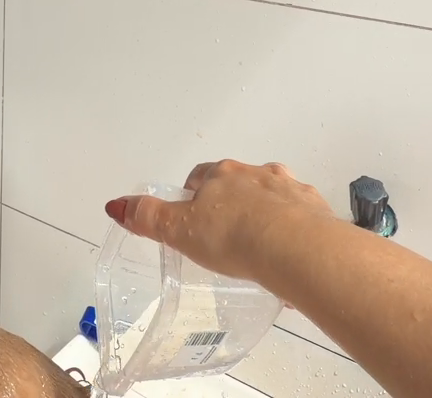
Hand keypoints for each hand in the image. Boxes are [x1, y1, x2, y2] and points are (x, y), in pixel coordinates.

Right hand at [104, 159, 339, 284]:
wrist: (297, 249)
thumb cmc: (233, 237)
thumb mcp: (181, 230)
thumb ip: (149, 217)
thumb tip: (115, 204)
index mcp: (221, 175)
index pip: (200, 176)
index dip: (194, 194)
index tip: (194, 217)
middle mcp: (255, 173)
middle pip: (237, 182)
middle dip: (231, 201)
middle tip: (226, 235)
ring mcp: (289, 188)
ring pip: (272, 195)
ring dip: (266, 213)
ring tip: (261, 248)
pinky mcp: (316, 209)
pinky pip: (302, 217)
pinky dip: (295, 231)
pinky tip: (291, 257)